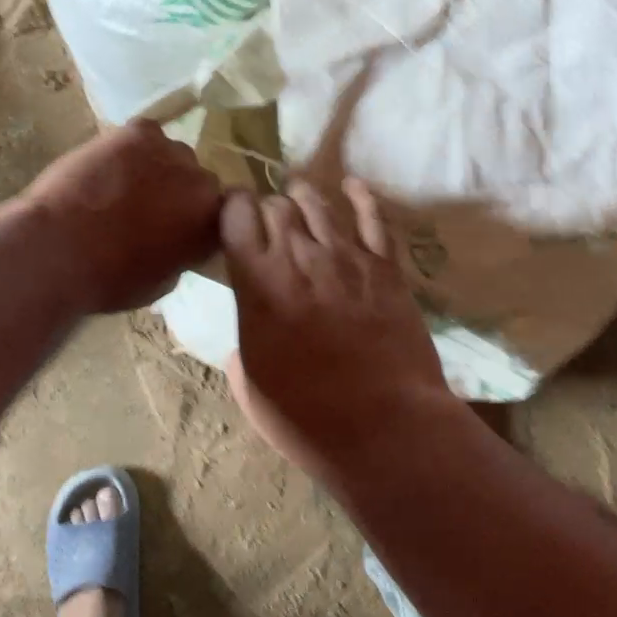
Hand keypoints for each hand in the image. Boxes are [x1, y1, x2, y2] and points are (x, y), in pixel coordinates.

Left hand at [22, 119, 223, 313]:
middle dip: (177, 190)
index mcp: (213, 223)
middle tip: (147, 205)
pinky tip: (110, 163)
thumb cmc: (109, 279)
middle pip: (197, 179)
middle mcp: (203, 184)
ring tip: (122, 182)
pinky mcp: (140, 132)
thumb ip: (182, 252)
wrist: (60, 251)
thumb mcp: (162, 282)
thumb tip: (176, 239)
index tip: (179, 225)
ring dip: (155, 165)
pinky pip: (145, 133)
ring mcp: (172, 152)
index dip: (198, 217)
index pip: (220, 213)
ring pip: (171, 154)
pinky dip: (131, 146)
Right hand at [221, 180, 451, 480]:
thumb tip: (252, 323)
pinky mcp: (386, 267)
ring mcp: (347, 257)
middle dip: (267, 208)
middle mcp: (299, 256)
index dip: (231, 208)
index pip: (235, 216)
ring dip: (303, 197)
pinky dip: (360, 196)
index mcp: (257, 283)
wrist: (385, 430)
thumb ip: (244, 339)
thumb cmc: (307, 419)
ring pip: (319, 204)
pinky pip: (373, 217)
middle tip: (267, 223)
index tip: (231, 215)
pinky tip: (351, 186)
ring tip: (299, 197)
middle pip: (277, 205)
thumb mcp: (250, 385)